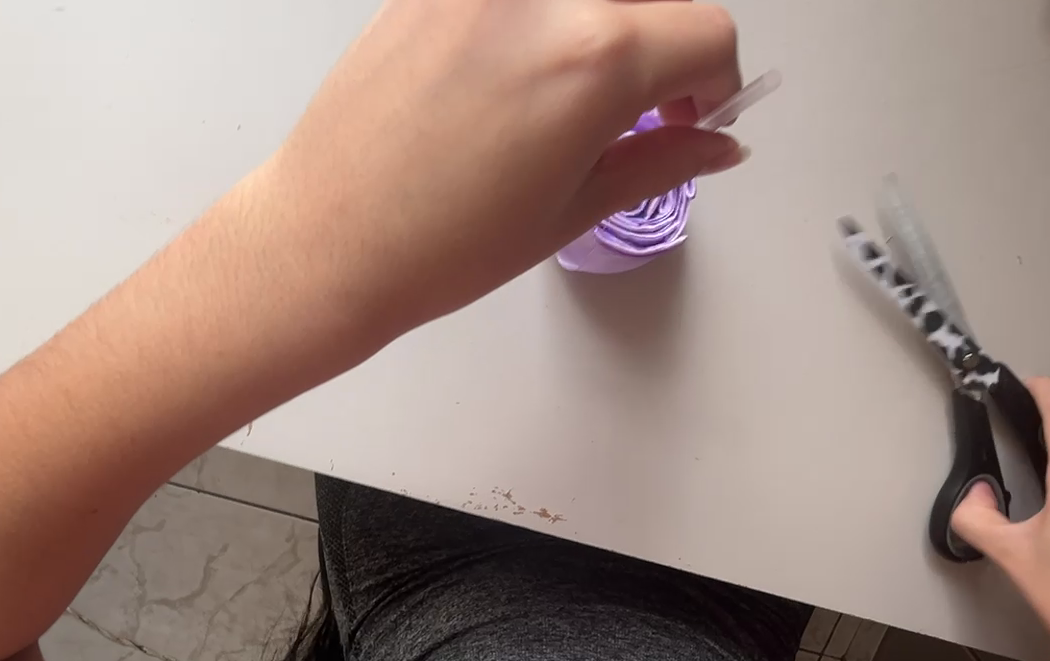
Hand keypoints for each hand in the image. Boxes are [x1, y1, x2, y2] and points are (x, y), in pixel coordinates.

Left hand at [235, 0, 745, 344]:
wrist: (332, 241)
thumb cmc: (438, 246)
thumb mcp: (570, 212)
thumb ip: (657, 163)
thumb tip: (715, 146)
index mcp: (593, 57)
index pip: (707, 33)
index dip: (716, 85)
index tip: (696, 118)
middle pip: (649, 1)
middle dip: (665, 56)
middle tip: (645, 116)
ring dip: (604, 37)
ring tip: (573, 107)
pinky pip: (520, 0)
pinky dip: (544, 29)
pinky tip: (516, 87)